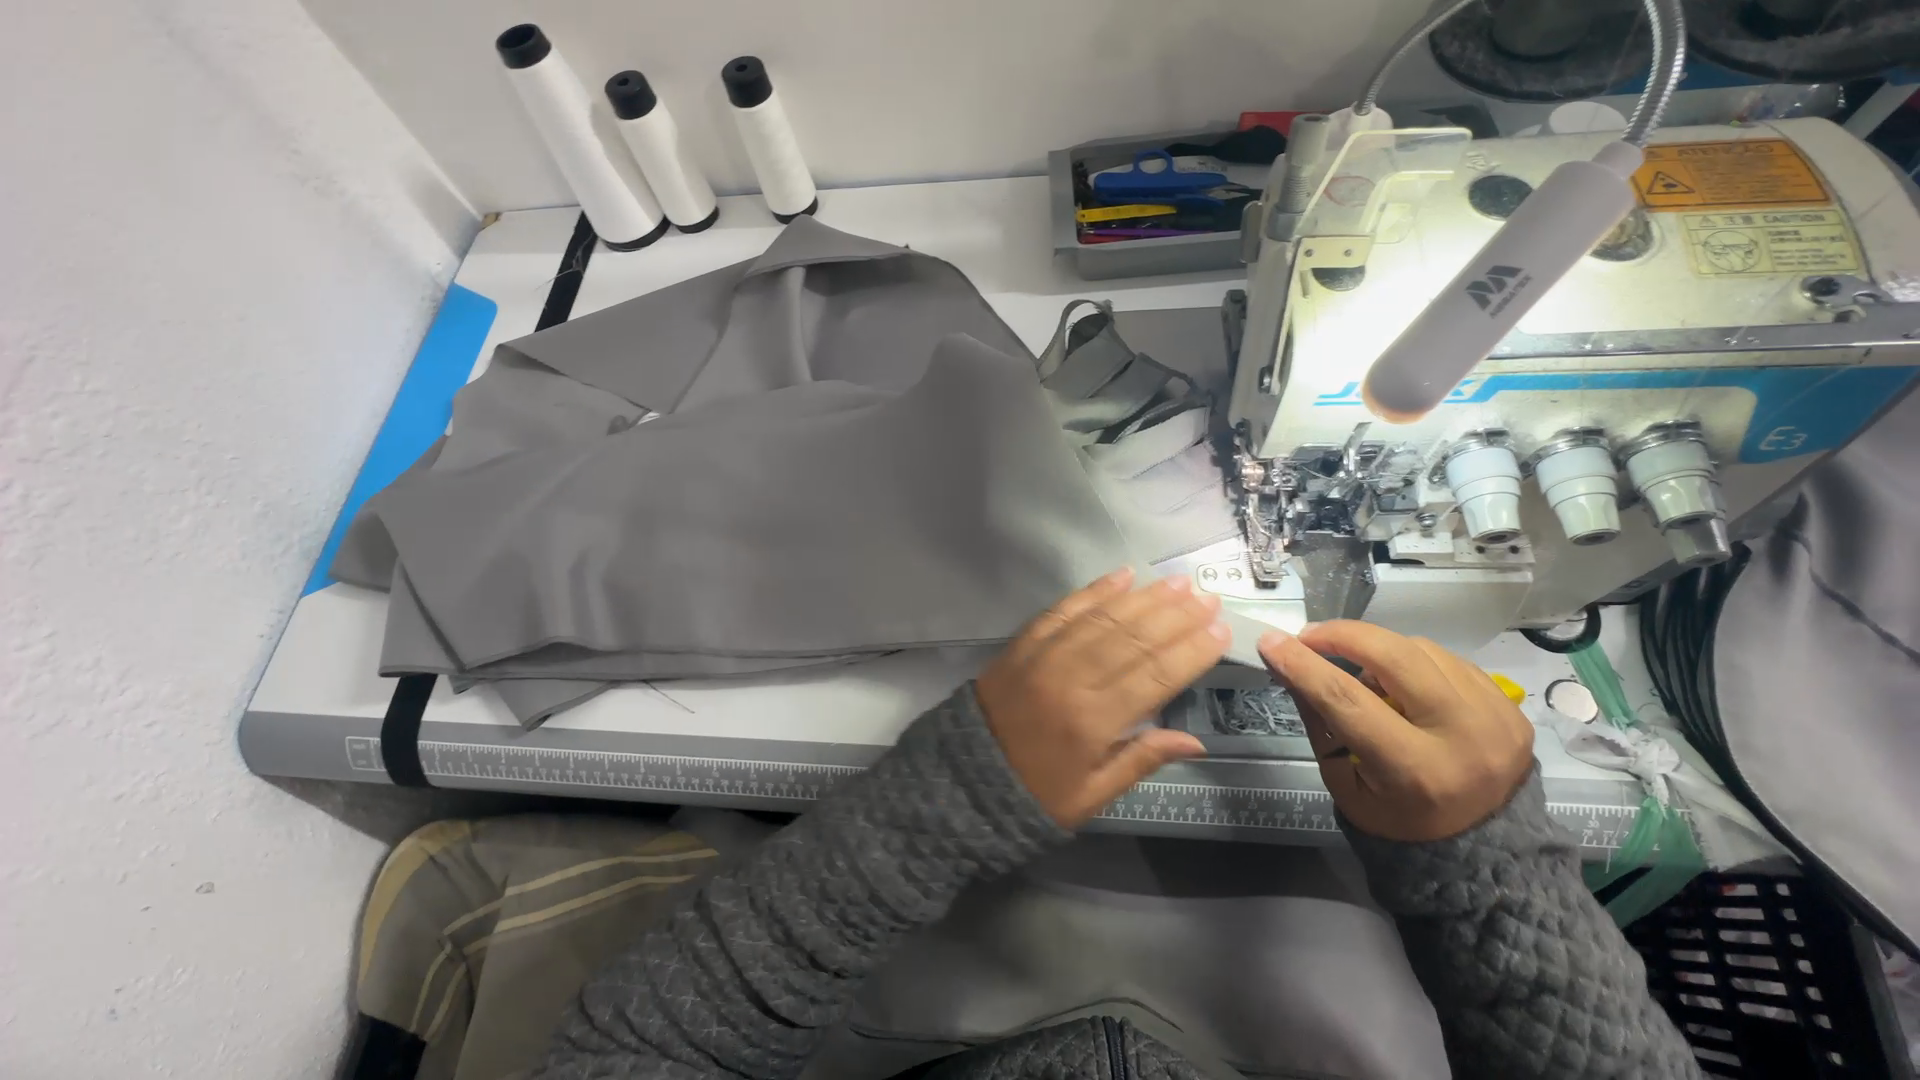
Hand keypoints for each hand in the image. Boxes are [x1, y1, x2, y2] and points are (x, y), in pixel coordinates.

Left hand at [975, 568, 1224, 826]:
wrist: (963, 779)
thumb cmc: (1036, 794)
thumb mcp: (1092, 795)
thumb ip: (1141, 760)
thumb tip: (1195, 740)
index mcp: (1092, 722)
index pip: (1154, 676)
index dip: (1190, 651)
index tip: (1221, 630)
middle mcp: (1071, 680)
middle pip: (1133, 639)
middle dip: (1175, 616)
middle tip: (1207, 597)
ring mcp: (1044, 656)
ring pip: (1103, 618)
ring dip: (1144, 598)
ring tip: (1177, 583)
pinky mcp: (1023, 643)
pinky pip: (1063, 610)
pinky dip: (1094, 590)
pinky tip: (1122, 576)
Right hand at [1258, 622, 1533, 841]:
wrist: (1482, 848)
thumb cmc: (1396, 819)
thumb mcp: (1343, 781)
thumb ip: (1320, 720)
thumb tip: (1290, 664)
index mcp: (1415, 770)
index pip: (1348, 700)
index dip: (1305, 666)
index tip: (1272, 642)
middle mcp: (1463, 737)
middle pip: (1396, 657)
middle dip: (1344, 636)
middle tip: (1310, 635)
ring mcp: (1495, 717)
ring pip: (1422, 649)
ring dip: (1379, 648)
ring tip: (1358, 667)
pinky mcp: (1509, 706)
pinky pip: (1449, 660)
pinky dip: (1414, 660)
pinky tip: (1398, 677)